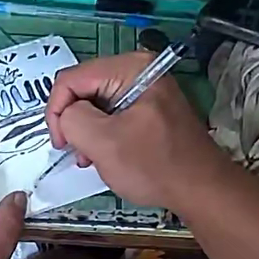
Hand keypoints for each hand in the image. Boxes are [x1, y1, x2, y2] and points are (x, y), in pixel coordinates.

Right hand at [45, 51, 233, 211]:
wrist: (201, 189)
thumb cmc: (154, 166)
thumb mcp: (103, 142)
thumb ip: (73, 119)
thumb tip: (67, 116)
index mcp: (130, 68)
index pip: (71, 79)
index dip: (57, 111)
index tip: (61, 143)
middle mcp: (139, 71)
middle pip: (83, 89)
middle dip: (74, 122)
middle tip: (79, 153)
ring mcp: (147, 90)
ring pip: (96, 104)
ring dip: (87, 132)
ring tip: (93, 159)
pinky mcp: (151, 110)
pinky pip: (113, 115)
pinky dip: (104, 135)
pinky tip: (108, 156)